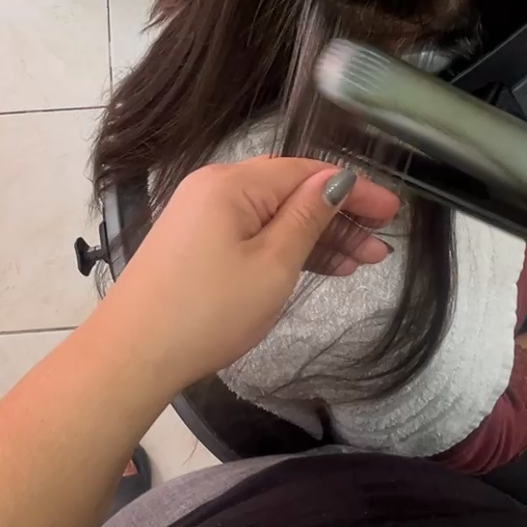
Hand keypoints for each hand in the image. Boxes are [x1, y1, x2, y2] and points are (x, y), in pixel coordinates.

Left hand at [101, 158, 400, 387]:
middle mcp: (214, 187)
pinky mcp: (195, 241)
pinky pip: (251, 232)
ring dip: (316, 236)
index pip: (304, 172)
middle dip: (338, 216)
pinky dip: (285, 247)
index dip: (352, 188)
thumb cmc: (208, 311)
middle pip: (289, 192)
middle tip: (382, 246)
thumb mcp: (271, 265)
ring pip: (272, 215)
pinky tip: (320, 266)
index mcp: (231, 183)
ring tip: (362, 262)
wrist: (132, 354)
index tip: (393, 211)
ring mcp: (201, 214)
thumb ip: (307, 218)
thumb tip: (336, 181)